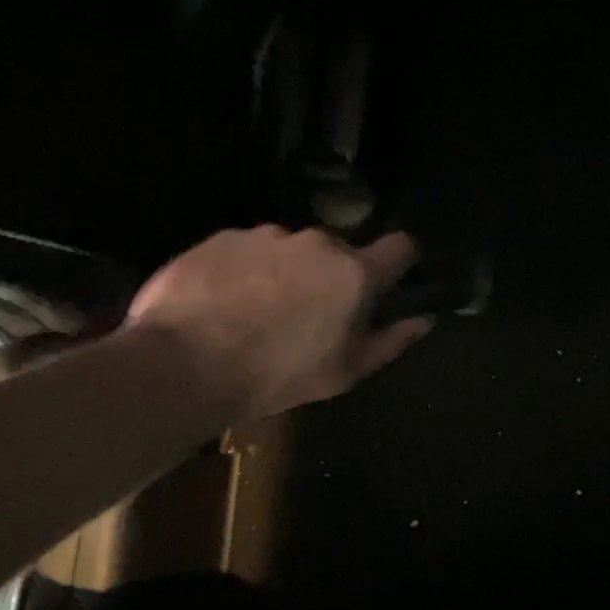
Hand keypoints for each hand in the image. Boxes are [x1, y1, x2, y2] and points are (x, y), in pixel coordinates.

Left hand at [125, 226, 433, 418]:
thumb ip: (391, 341)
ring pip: (291, 249)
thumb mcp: (346, 371)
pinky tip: (224, 303)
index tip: (391, 280)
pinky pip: (248, 249)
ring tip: (259, 311)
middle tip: (312, 312)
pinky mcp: (222, 237)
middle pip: (339, 250)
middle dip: (333, 274)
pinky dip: (246, 270)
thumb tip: (424, 320)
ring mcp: (266, 235)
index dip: (401, 261)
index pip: (401, 246)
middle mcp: (317, 242)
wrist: (185, 363)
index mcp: (355, 273)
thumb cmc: (279, 374)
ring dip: (287, 271)